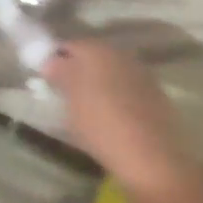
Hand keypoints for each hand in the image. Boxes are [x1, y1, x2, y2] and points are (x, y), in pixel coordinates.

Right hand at [42, 39, 193, 192]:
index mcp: (98, 51)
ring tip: (85, 105)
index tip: (46, 78)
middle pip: (94, 56)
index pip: (70, 46)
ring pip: (112, 72)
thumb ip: (60, 75)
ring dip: (98, 83)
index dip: (56, 59)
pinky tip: (109, 114)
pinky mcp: (156, 96)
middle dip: (78, 69)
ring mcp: (143, 75)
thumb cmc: (101, 125)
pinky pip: (127, 88)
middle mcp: (123, 56)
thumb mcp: (70, 101)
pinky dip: (115, 96)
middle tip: (63, 91)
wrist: (151, 156)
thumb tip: (51, 61)